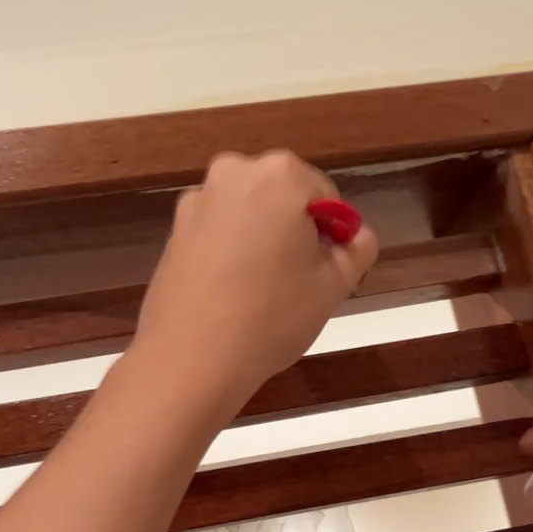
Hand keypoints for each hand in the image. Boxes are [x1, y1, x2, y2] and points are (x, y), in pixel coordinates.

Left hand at [131, 151, 378, 407]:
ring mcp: (197, 201)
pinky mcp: (174, 232)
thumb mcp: (334, 286)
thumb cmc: (272, 317)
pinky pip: (218, 234)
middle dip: (294, 233)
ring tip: (262, 293)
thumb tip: (357, 237)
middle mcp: (233, 173)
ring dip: (262, 242)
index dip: (332, 236)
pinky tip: (231, 294)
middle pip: (283, 199)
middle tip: (297, 283)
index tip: (325, 273)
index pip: (326, 197)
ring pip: (249, 216)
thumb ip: (357, 250)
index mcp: (279, 174)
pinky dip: (231, 253)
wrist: (192, 359)